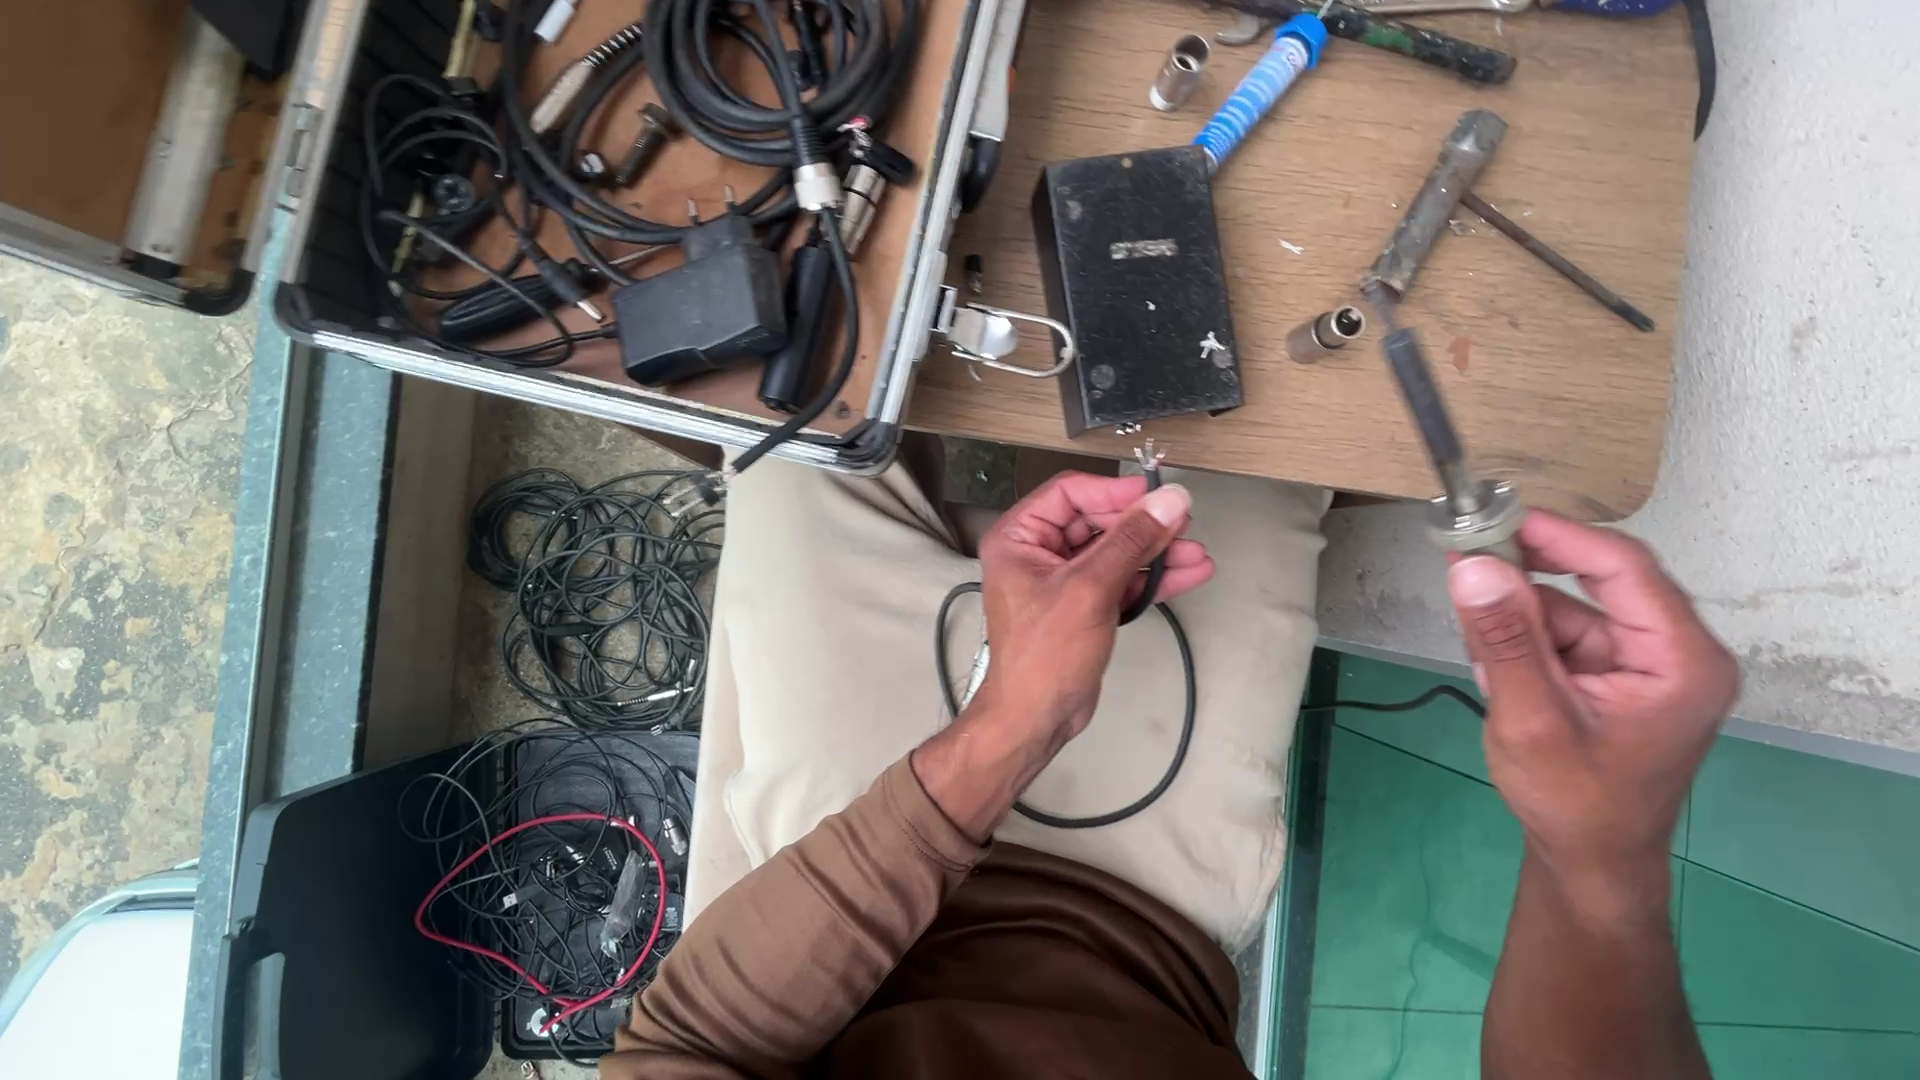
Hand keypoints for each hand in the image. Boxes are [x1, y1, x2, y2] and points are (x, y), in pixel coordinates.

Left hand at [969, 471, 1211, 741]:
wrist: (1037, 718)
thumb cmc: (1043, 656)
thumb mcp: (1090, 588)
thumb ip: (1131, 540)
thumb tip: (1167, 502)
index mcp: (1017, 537)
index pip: (1069, 493)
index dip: (1114, 490)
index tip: (1155, 494)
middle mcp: (1035, 552)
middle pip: (1097, 520)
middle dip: (1142, 524)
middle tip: (1183, 523)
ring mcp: (1061, 579)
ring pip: (1114, 551)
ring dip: (1155, 552)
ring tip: (1195, 552)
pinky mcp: (1083, 604)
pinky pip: (1120, 578)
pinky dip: (1150, 577)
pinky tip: (1187, 573)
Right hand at [1447, 512, 1738, 899]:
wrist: (1587, 859)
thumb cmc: (1572, 800)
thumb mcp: (1530, 719)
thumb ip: (1503, 640)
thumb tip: (1471, 565)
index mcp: (1681, 658)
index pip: (1621, 567)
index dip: (1556, 534)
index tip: (1487, 515)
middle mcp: (1670, 649)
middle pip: (1593, 580)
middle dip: (1524, 575)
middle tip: (1460, 559)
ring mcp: (1637, 660)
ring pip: (1564, 605)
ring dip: (1514, 619)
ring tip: (1482, 660)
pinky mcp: (1608, 672)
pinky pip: (1555, 632)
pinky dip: (1516, 640)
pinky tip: (1494, 670)